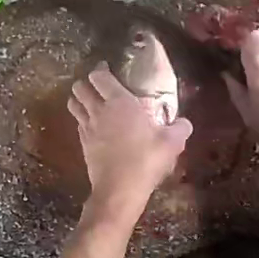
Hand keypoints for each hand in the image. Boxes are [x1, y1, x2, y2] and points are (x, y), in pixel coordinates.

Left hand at [68, 65, 192, 220]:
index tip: (107, 69)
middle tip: (97, 86)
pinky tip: (93, 126)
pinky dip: (82, 121)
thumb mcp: (172, 143)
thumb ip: (180, 128)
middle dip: (85, 83)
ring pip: (73, 105)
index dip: (100, 70)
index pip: (99, 76)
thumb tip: (185, 123)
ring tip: (90, 102)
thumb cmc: (147, 159)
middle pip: (79, 87)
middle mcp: (99, 110)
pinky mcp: (83, 145)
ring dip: (79, 100)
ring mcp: (88, 128)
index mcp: (120, 102)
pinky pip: (78, 125)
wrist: (120, 188)